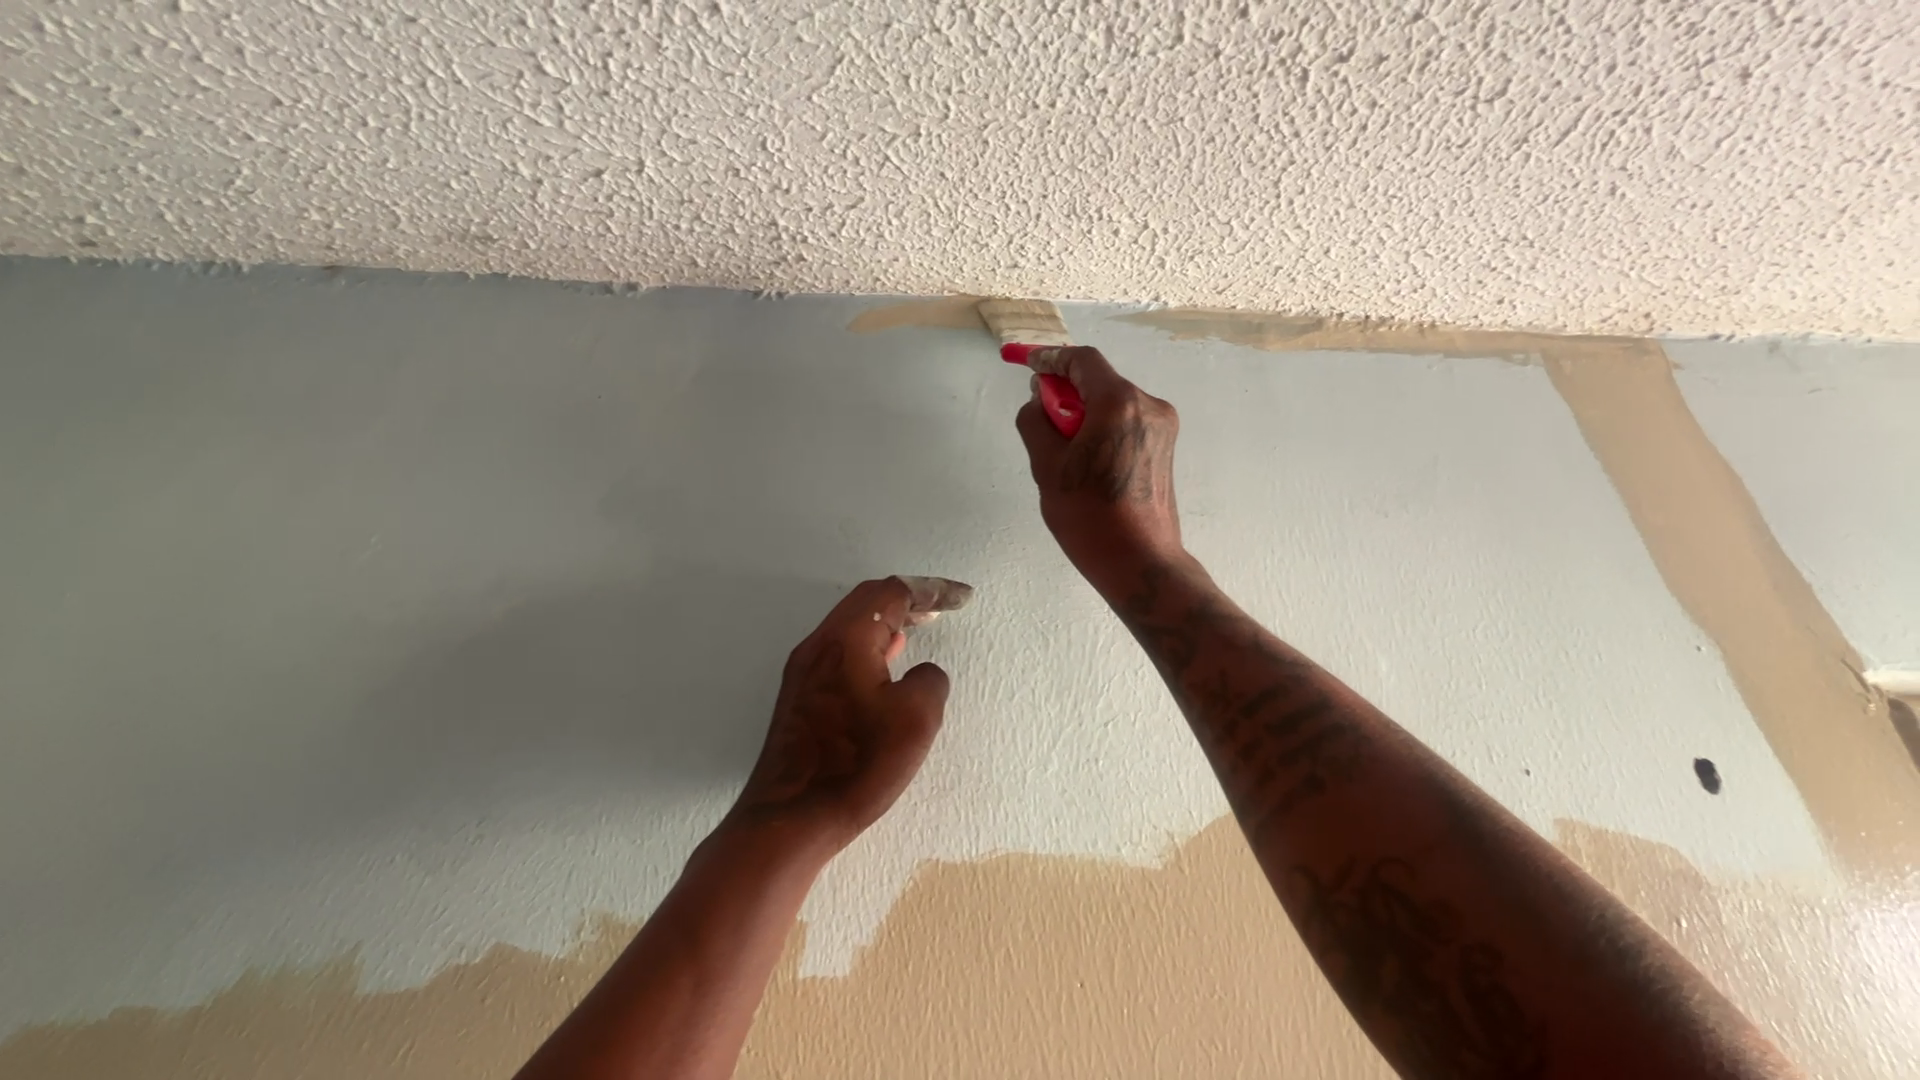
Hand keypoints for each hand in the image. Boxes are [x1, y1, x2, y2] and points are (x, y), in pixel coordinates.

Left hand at [727, 576, 968, 851]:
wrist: (791, 816)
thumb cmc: (856, 765)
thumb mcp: (917, 718)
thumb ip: (930, 680)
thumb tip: (921, 675)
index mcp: (847, 639)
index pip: (893, 593)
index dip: (932, 590)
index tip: (960, 598)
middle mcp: (819, 645)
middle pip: (866, 600)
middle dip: (907, 598)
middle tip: (940, 606)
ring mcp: (804, 670)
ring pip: (850, 624)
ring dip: (886, 619)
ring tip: (918, 627)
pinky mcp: (800, 696)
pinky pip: (841, 649)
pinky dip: (870, 643)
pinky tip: (885, 662)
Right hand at [1016, 346, 1183, 587]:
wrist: (1139, 560)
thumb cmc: (1088, 516)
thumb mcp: (1047, 467)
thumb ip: (1036, 422)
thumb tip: (1038, 400)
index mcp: (1119, 403)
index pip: (1082, 361)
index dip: (1052, 359)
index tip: (1029, 366)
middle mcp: (1148, 406)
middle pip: (1100, 381)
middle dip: (1067, 392)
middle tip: (1041, 417)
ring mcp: (1161, 427)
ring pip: (1113, 403)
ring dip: (1084, 413)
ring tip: (1063, 450)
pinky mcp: (1164, 447)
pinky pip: (1126, 422)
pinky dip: (1102, 428)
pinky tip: (1086, 461)